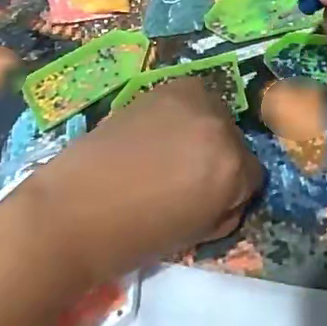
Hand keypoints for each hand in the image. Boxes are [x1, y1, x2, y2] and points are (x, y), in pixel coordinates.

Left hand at [18, 78, 259, 280]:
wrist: (73, 211)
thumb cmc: (134, 237)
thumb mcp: (196, 232)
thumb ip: (222, 205)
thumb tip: (226, 193)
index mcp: (232, 168)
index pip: (253, 176)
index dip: (230, 195)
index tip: (209, 205)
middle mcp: (219, 127)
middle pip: (235, 140)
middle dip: (218, 158)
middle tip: (187, 179)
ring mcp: (189, 101)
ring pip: (213, 114)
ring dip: (200, 130)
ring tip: (168, 153)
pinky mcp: (160, 89)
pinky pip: (187, 98)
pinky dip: (179, 113)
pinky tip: (154, 135)